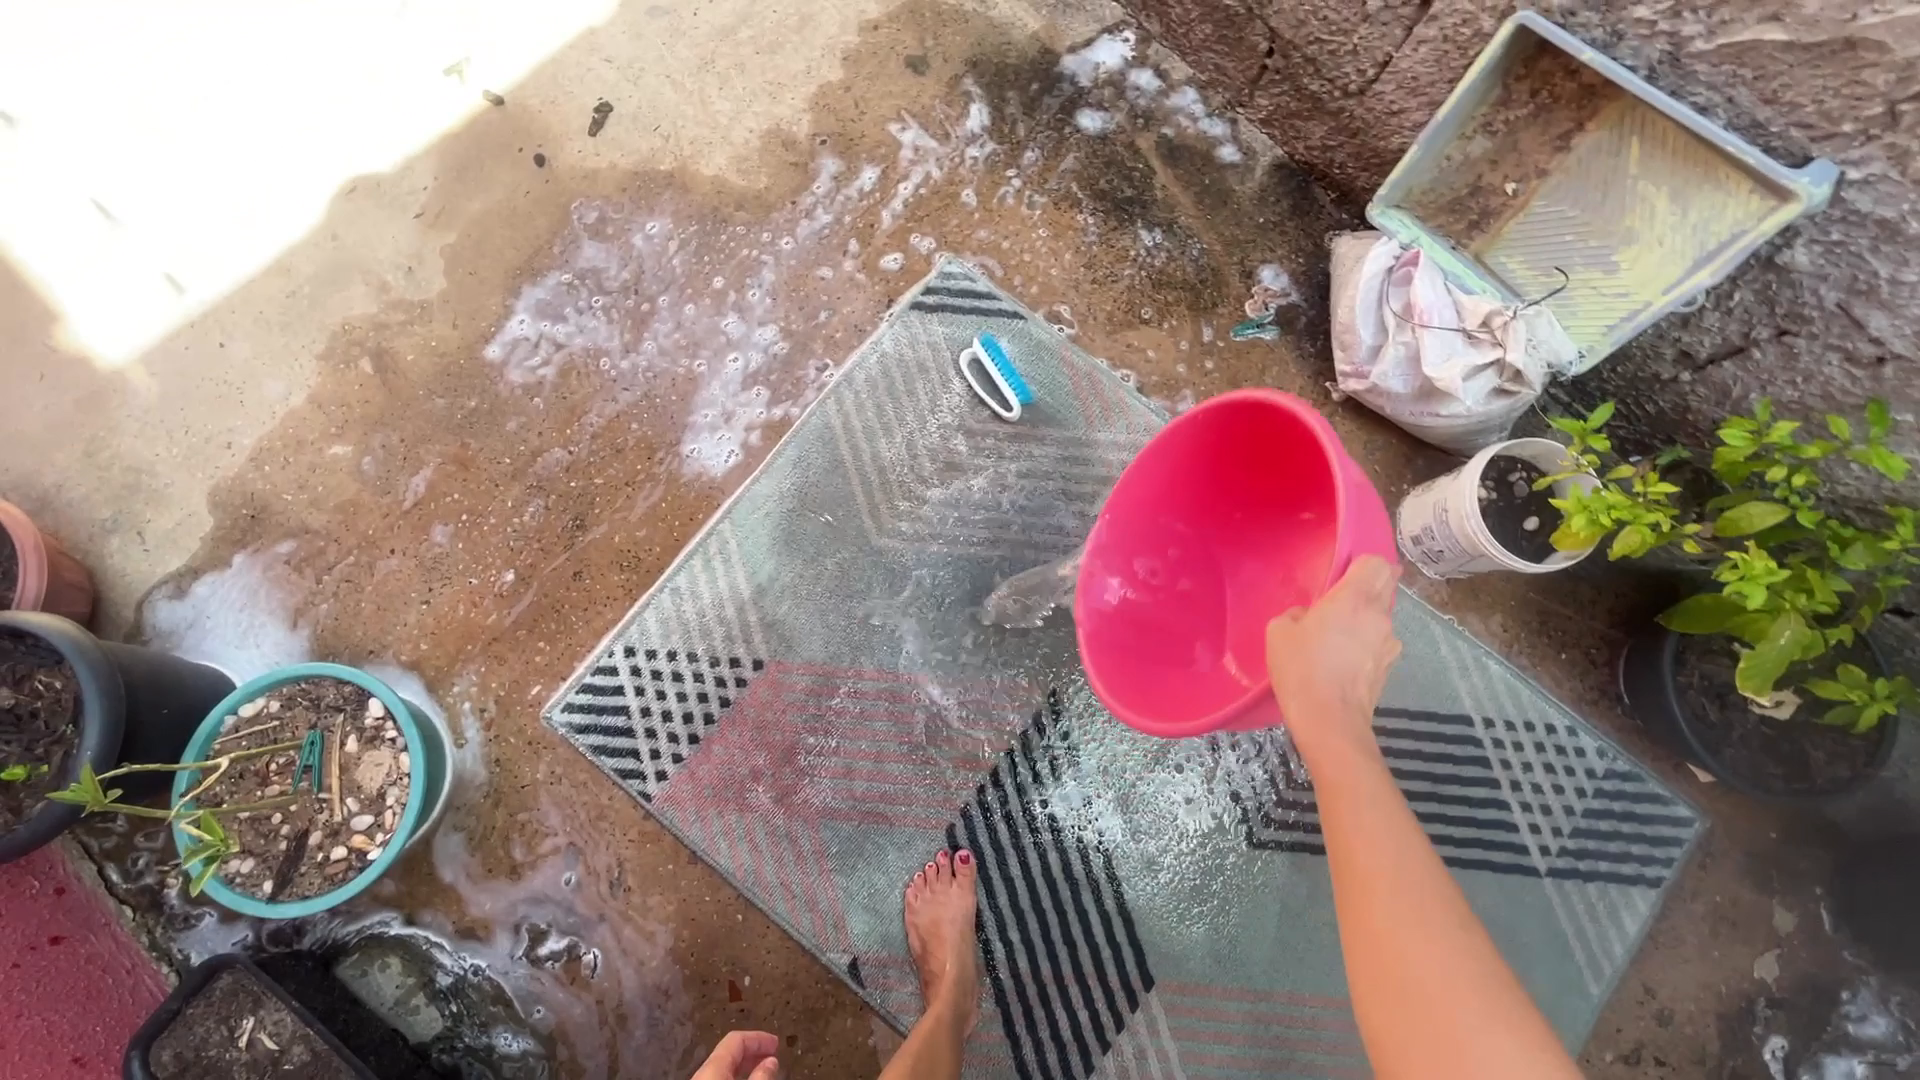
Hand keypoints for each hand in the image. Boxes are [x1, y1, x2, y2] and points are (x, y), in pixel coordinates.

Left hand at [690, 1031, 779, 1079]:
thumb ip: (760, 1075)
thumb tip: (772, 1061)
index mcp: (712, 1066)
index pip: (736, 1039)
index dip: (758, 1037)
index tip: (775, 1043)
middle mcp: (701, 1072)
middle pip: (728, 1052)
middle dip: (752, 1050)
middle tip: (771, 1054)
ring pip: (722, 1067)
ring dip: (744, 1064)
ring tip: (762, 1070)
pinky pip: (717, 1077)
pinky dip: (733, 1075)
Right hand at [1267, 556, 1401, 758]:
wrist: (1329, 719)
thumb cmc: (1301, 669)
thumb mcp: (1279, 632)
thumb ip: (1296, 614)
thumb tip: (1307, 616)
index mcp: (1354, 598)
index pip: (1377, 562)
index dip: (1363, 562)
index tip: (1345, 571)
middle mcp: (1380, 615)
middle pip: (1386, 584)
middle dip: (1369, 585)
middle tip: (1342, 598)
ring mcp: (1390, 642)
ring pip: (1382, 615)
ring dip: (1367, 617)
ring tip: (1339, 636)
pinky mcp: (1390, 666)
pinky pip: (1380, 641)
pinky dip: (1367, 643)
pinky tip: (1344, 659)